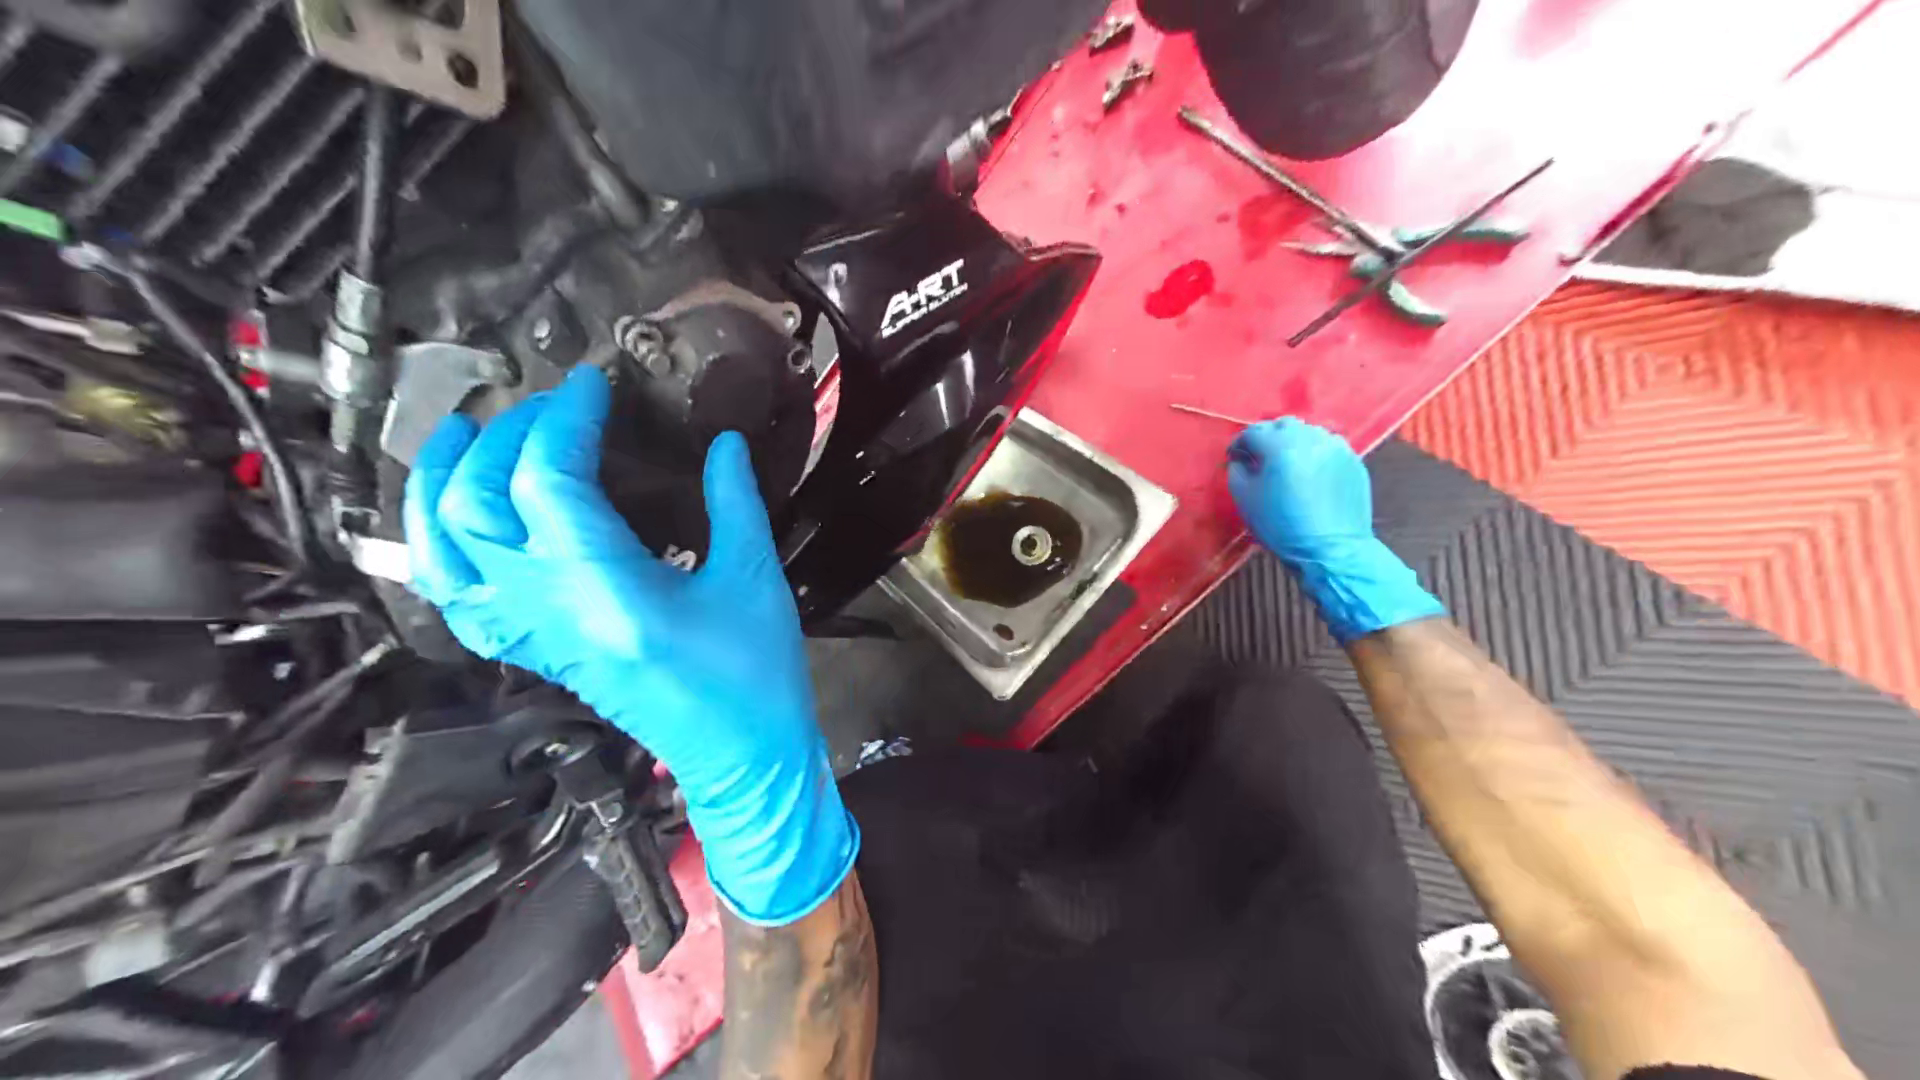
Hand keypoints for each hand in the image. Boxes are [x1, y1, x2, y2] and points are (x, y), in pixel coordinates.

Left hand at [403, 365, 856, 925]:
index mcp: (605, 588)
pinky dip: (442, 549)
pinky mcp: (536, 649)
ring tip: (464, 437)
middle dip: (508, 438)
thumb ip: (734, 501)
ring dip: (442, 484)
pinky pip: (458, 598)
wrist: (738, 752)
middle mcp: (549, 609)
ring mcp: (532, 633)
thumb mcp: (754, 576)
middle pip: (480, 504)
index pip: (548, 481)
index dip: (565, 420)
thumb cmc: (754, 669)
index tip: (594, 385)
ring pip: (442, 550)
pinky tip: (456, 523)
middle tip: (553, 408)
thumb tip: (724, 442)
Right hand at [1227, 417, 1443, 643]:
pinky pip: (1328, 445)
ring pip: (1308, 432)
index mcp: (1280, 446)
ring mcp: (1336, 446)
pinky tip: (1310, 472)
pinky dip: (1314, 452)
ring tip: (1287, 464)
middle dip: (1268, 437)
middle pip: (1283, 424)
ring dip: (1293, 442)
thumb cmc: (1281, 526)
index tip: (1234, 457)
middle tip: (1260, 458)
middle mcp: (1310, 438)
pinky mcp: (1353, 459)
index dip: (1239, 444)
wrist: (1331, 549)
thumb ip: (1237, 471)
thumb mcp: (1245, 499)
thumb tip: (1242, 459)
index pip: (1253, 432)